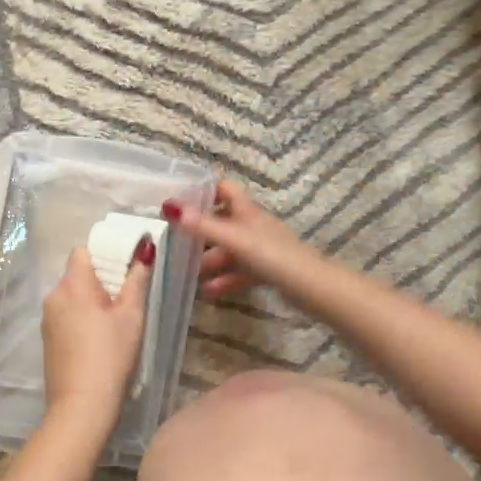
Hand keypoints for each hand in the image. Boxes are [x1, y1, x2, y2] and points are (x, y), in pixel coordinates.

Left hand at [42, 240, 153, 431]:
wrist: (82, 405)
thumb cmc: (111, 356)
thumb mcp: (132, 317)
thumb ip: (137, 281)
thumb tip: (144, 252)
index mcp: (72, 285)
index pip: (83, 251)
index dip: (104, 254)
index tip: (124, 268)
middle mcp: (54, 296)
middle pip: (77, 273)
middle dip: (101, 279)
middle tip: (127, 297)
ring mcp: (47, 319)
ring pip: (71, 296)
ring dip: (91, 300)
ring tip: (116, 321)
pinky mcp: (48, 339)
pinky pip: (66, 315)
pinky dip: (81, 317)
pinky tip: (99, 339)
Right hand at [162, 180, 316, 298]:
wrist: (310, 287)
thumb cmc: (272, 255)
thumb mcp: (234, 239)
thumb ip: (203, 225)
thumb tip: (169, 206)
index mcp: (247, 211)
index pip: (224, 189)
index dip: (204, 190)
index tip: (180, 200)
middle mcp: (254, 226)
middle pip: (222, 222)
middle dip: (200, 233)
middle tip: (176, 244)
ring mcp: (261, 249)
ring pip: (229, 250)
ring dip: (210, 261)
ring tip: (188, 274)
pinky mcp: (267, 271)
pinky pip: (239, 272)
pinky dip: (224, 280)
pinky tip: (209, 292)